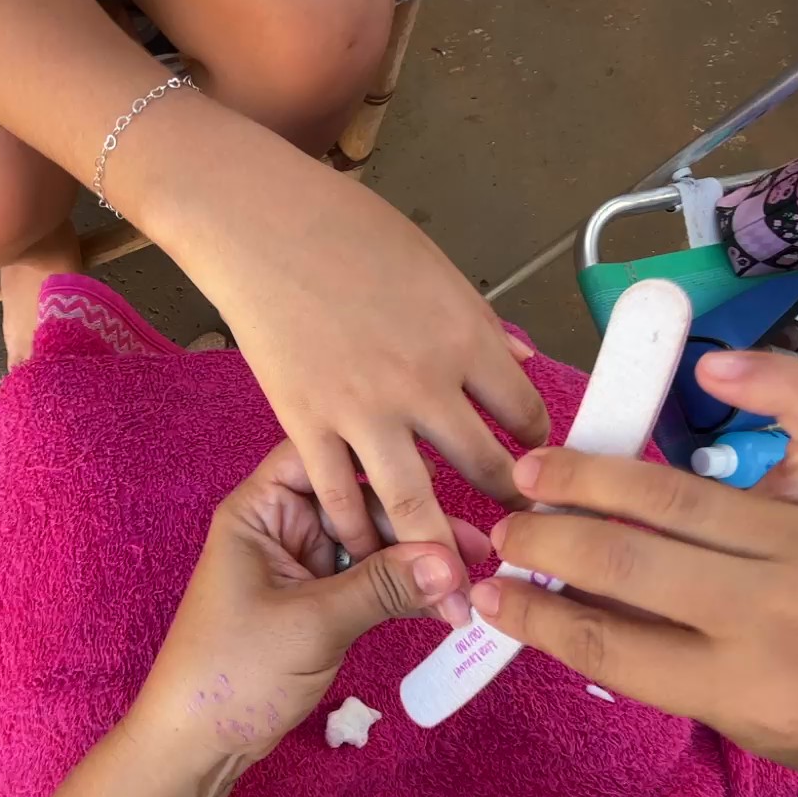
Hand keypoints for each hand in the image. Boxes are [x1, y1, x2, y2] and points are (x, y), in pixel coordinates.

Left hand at [129, 442, 489, 763]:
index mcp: (260, 509)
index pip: (319, 457)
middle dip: (412, 527)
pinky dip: (402, 589)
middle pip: (356, 503)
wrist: (200, 743)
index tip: (434, 469)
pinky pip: (369, 580)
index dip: (371, 457)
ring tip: (471, 577)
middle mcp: (283, 525)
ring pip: (370, 544)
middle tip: (473, 549)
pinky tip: (447, 600)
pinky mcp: (321, 597)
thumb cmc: (235, 670)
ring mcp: (304, 562)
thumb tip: (453, 562)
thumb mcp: (312, 623)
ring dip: (416, 561)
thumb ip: (382, 587)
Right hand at [195, 158, 548, 564]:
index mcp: (465, 335)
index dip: (537, 446)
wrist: (260, 225)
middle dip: (508, 505)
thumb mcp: (434, 265)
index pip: (524, 413)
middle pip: (485, 468)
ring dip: (445, 545)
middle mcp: (424, 383)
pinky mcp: (306, 426)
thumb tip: (519, 359)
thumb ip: (479, 322)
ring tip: (461, 571)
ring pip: (418, 504)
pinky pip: (342, 498)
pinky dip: (363, 535)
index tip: (533, 459)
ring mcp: (362, 411)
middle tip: (515, 530)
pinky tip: (378, 556)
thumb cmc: (349, 230)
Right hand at [470, 350, 797, 796]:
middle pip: (629, 560)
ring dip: (589, 476)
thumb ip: (641, 653)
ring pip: (677, 495)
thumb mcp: (727, 717)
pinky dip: (773, 385)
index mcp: (748, 689)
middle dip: (545, 541)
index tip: (489, 592)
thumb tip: (551, 595)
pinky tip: (712, 366)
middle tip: (505, 531)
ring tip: (535, 469)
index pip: (606, 642)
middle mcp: (782, 614)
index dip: (533, 616)